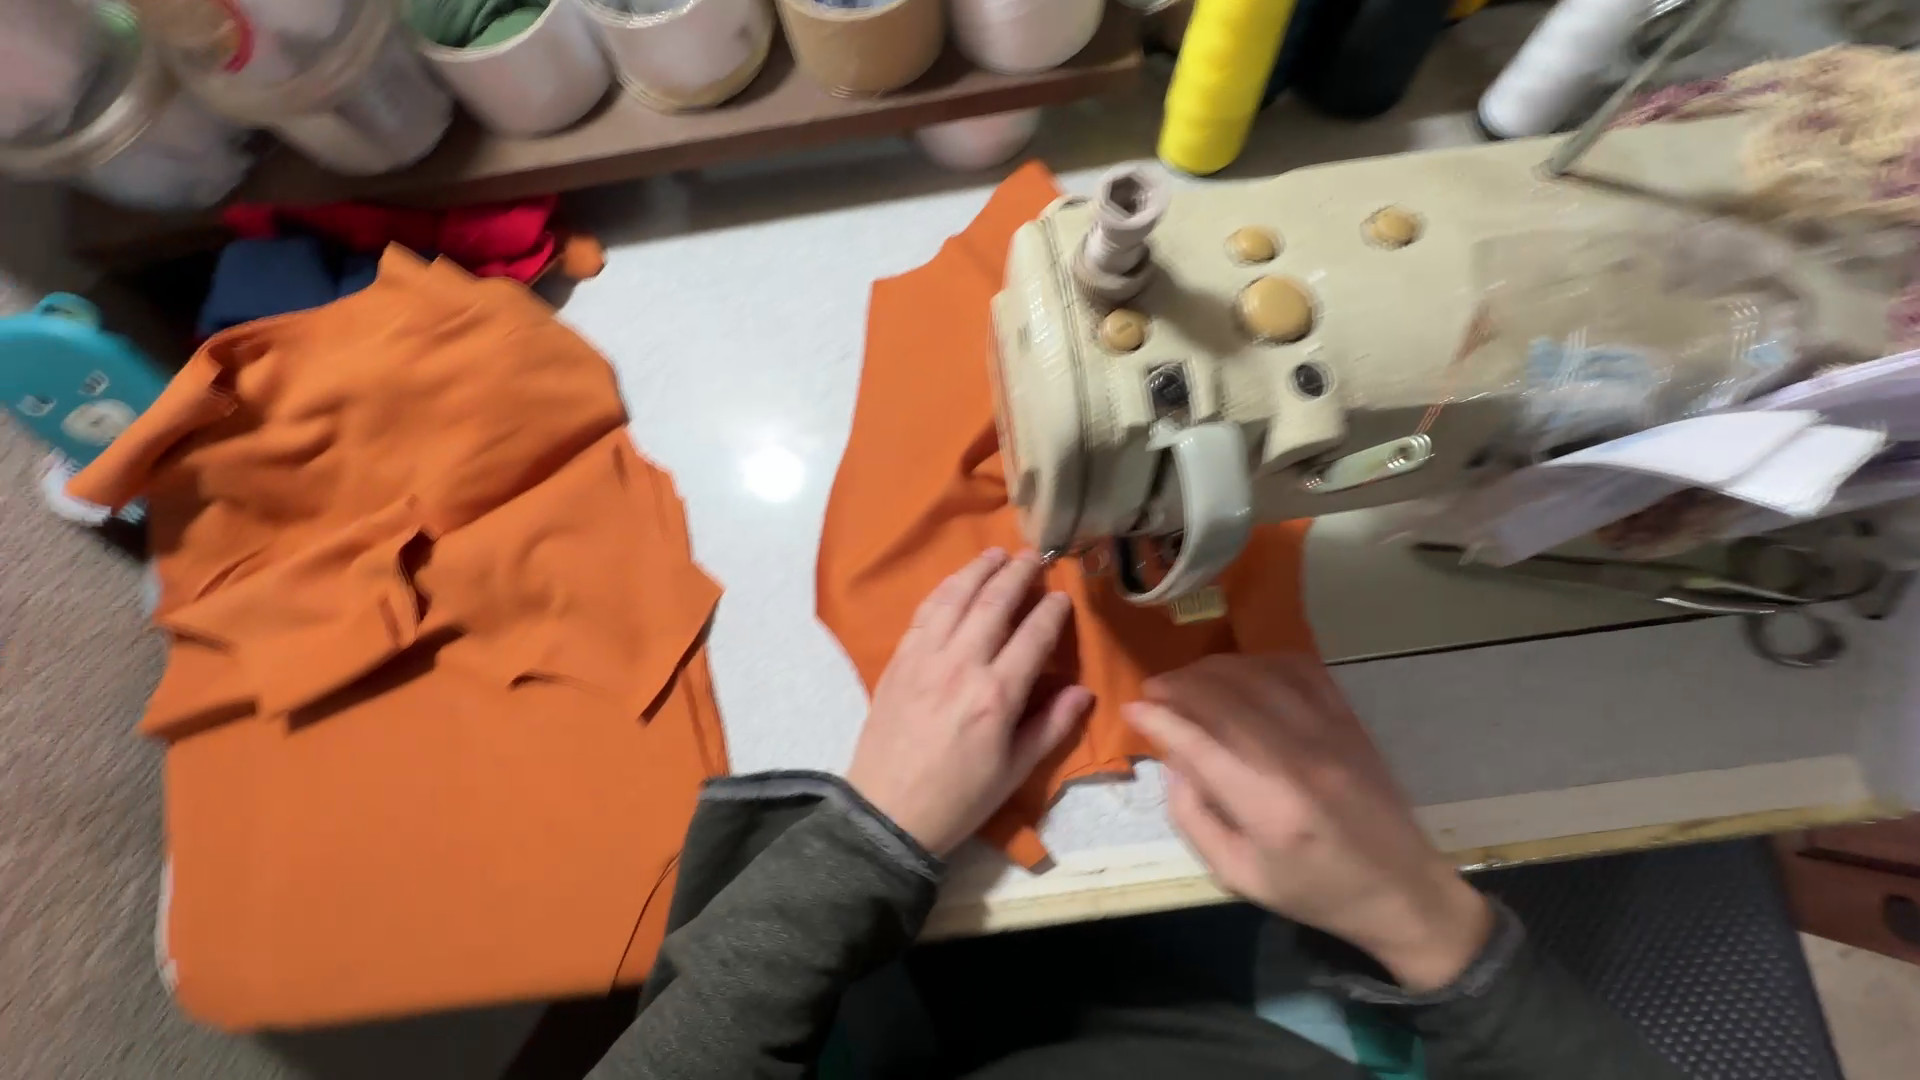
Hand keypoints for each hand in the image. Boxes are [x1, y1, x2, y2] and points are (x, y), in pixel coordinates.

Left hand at [848, 549, 1092, 856]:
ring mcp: (925, 657)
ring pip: (956, 596)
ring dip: (978, 569)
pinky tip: (956, 580)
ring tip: (996, 553)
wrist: (887, 812)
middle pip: (994, 602)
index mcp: (997, 695)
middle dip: (1017, 574)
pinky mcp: (899, 658)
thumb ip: (1052, 726)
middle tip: (1033, 556)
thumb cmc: (958, 798)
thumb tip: (1083, 691)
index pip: (1033, 635)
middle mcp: (961, 664)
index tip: (1063, 596)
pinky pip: (925, 611)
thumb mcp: (1015, 771)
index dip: (1052, 610)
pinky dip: (944, 588)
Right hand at [1125, 655, 1491, 991]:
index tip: (1131, 708)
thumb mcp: (1237, 875)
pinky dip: (1259, 660)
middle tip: (1152, 691)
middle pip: (1222, 697)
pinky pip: (1298, 668)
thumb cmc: (1313, 890)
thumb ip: (1192, 817)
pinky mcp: (1348, 720)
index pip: (1198, 742)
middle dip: (1176, 685)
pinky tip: (1238, 671)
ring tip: (1186, 679)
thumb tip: (1173, 761)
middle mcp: (1298, 759)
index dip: (1157, 718)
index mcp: (1268, 807)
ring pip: (1256, 674)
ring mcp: (1329, 732)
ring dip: (1211, 669)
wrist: (1403, 891)